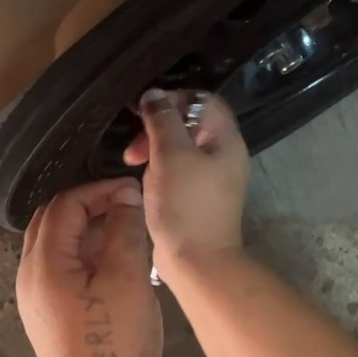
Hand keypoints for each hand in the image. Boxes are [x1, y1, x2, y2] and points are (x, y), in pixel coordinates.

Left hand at [16, 178, 163, 356]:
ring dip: (87, 231)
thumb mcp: (128, 280)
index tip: (135, 193)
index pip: (66, 204)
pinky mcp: (44, 314)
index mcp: (45, 260)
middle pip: (53, 220)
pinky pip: (58, 268)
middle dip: (90, 206)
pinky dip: (82, 255)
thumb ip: (124, 231)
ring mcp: (33, 296)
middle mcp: (28, 273)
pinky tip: (112, 267)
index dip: (100, 191)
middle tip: (128, 210)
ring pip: (54, 245)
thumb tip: (125, 197)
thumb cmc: (113, 342)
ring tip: (125, 236)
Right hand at [123, 89, 250, 282]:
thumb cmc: (186, 205)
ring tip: (132, 163)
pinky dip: (158, 170)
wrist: (197, 262)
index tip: (145, 110)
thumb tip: (154, 94)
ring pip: (180, 148)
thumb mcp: (171, 156)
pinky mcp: (196, 198)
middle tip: (134, 145)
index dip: (174, 99)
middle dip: (157, 127)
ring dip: (154, 149)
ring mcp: (211, 179)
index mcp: (225, 140)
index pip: (203, 100)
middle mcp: (223, 156)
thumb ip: (162, 120)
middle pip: (189, 124)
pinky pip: (176, 171)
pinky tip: (143, 182)